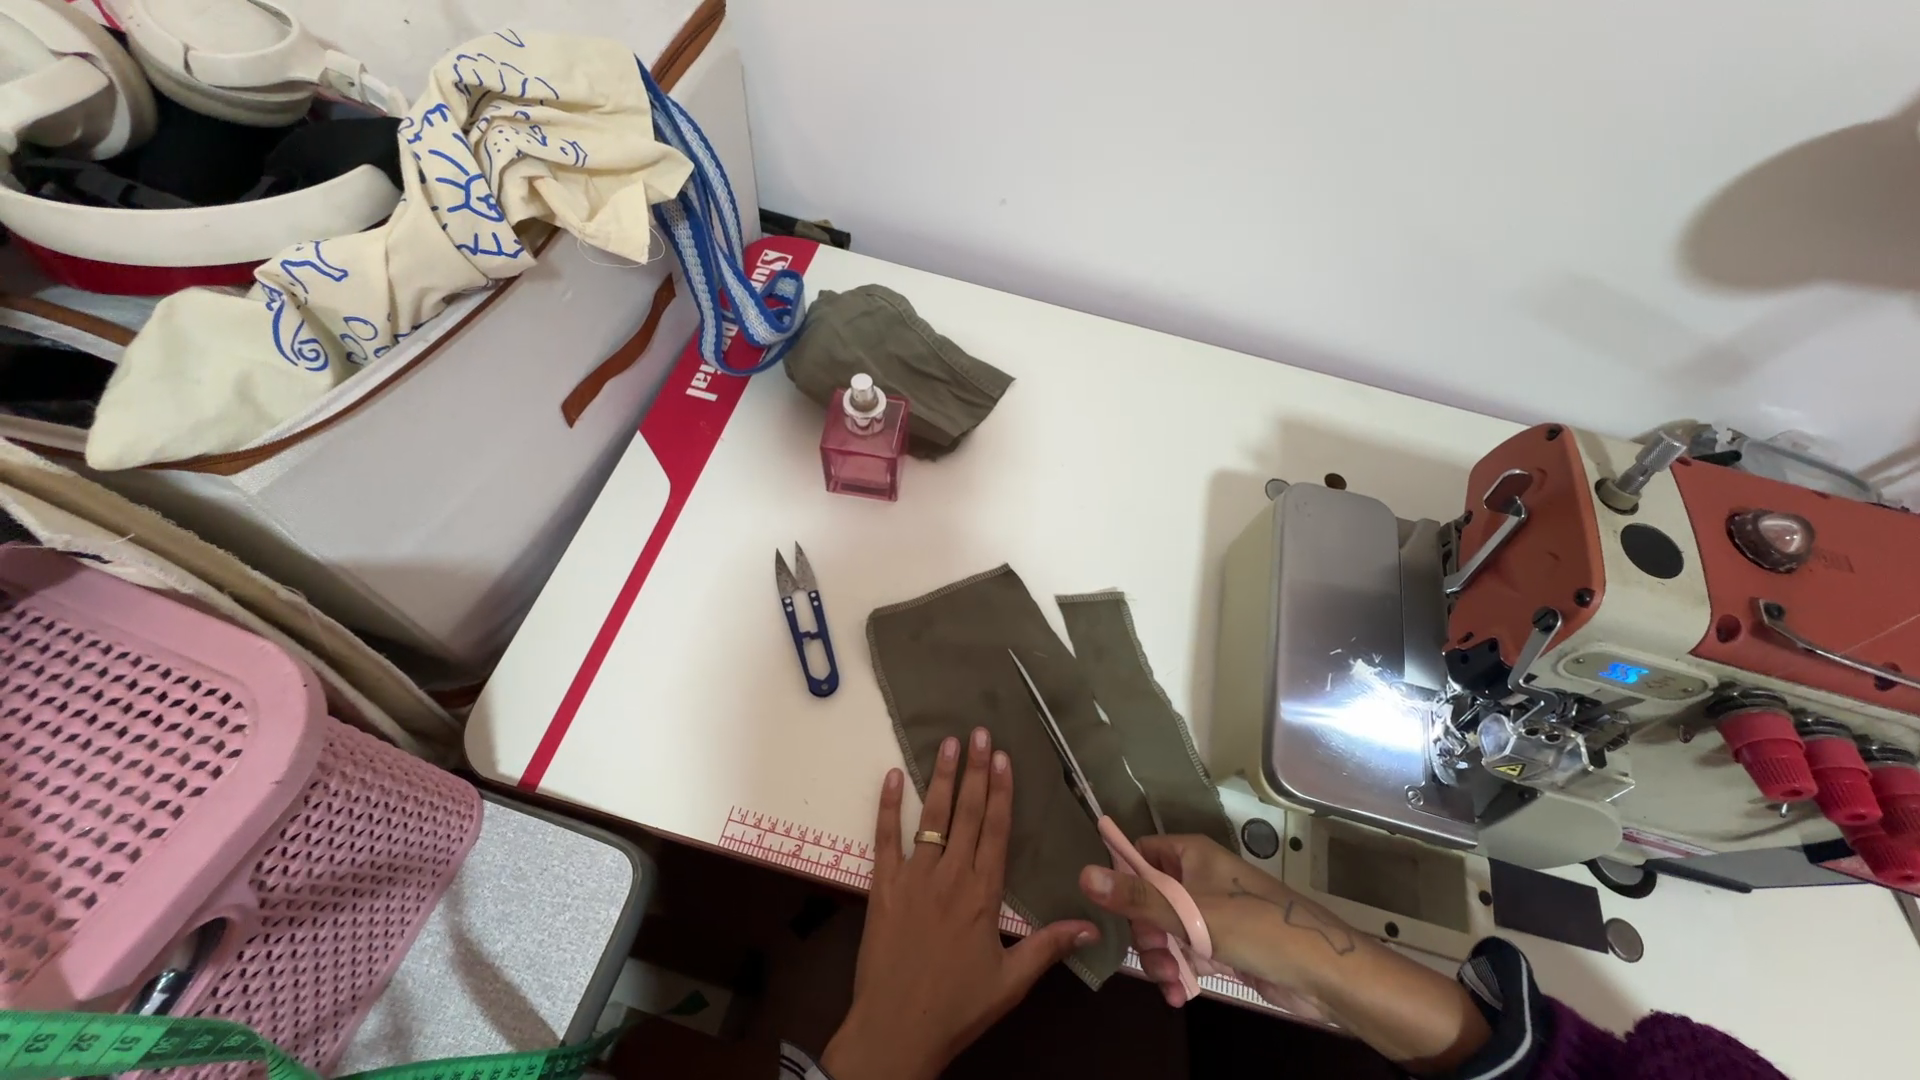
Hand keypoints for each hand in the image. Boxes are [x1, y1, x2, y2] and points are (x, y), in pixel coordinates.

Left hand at [822, 729, 1099, 1079]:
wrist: (895, 1030)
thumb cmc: (957, 1006)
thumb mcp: (1011, 981)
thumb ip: (1048, 946)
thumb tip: (1093, 925)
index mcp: (983, 893)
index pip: (995, 830)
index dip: (1000, 791)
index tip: (1003, 756)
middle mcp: (950, 875)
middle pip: (966, 813)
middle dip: (974, 770)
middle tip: (978, 731)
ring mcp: (913, 877)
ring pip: (930, 817)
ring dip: (940, 778)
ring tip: (946, 742)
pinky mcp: (882, 887)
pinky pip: (884, 838)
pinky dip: (887, 806)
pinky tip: (892, 776)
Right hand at [1079, 834, 1341, 1013]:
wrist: (1322, 970)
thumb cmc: (1256, 927)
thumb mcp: (1190, 913)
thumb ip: (1136, 898)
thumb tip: (1084, 874)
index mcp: (1190, 853)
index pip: (1139, 853)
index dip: (1123, 878)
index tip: (1116, 910)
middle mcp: (1198, 876)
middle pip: (1147, 897)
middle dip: (1144, 932)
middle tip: (1153, 955)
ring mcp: (1210, 911)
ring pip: (1164, 929)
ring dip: (1160, 958)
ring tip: (1170, 984)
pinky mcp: (1222, 942)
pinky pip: (1185, 951)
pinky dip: (1178, 971)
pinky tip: (1179, 995)